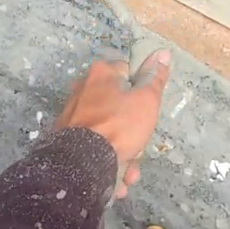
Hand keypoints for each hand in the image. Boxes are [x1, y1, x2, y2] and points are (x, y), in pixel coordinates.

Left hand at [55, 51, 171, 197]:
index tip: (147, 109)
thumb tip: (163, 53)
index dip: (142, 91)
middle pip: (119, 105)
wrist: (82, 164)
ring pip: (109, 128)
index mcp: (101, 72)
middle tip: (139, 145)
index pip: (129, 72)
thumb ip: (155, 78)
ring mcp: (73, 113)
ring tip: (129, 170)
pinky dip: (107, 157)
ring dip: (123, 150)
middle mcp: (83, 88)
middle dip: (133, 129)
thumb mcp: (147, 100)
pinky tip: (116, 175)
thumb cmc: (119, 125)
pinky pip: (95, 144)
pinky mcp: (66, 136)